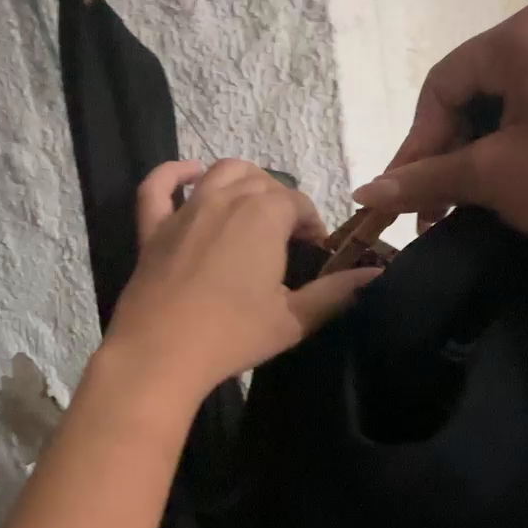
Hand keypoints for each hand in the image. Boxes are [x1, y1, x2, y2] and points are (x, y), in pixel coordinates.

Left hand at [101, 159, 379, 403]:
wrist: (160, 354)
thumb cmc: (231, 335)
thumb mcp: (292, 320)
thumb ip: (335, 293)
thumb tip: (374, 275)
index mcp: (265, 214)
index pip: (299, 203)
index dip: (311, 224)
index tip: (314, 252)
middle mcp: (225, 198)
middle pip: (261, 183)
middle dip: (280, 202)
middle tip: (285, 238)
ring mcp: (185, 210)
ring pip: (220, 173)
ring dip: (242, 179)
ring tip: (252, 205)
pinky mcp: (152, 229)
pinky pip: (158, 186)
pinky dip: (173, 173)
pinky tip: (189, 174)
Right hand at [352, 0, 527, 262]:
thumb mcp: (492, 178)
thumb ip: (423, 179)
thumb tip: (364, 192)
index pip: (441, 85)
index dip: (414, 145)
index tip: (406, 198)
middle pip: (478, 89)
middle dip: (450, 151)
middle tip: (440, 206)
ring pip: (515, 99)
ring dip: (484, 151)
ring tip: (479, 200)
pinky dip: (525, 142)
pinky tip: (524, 181)